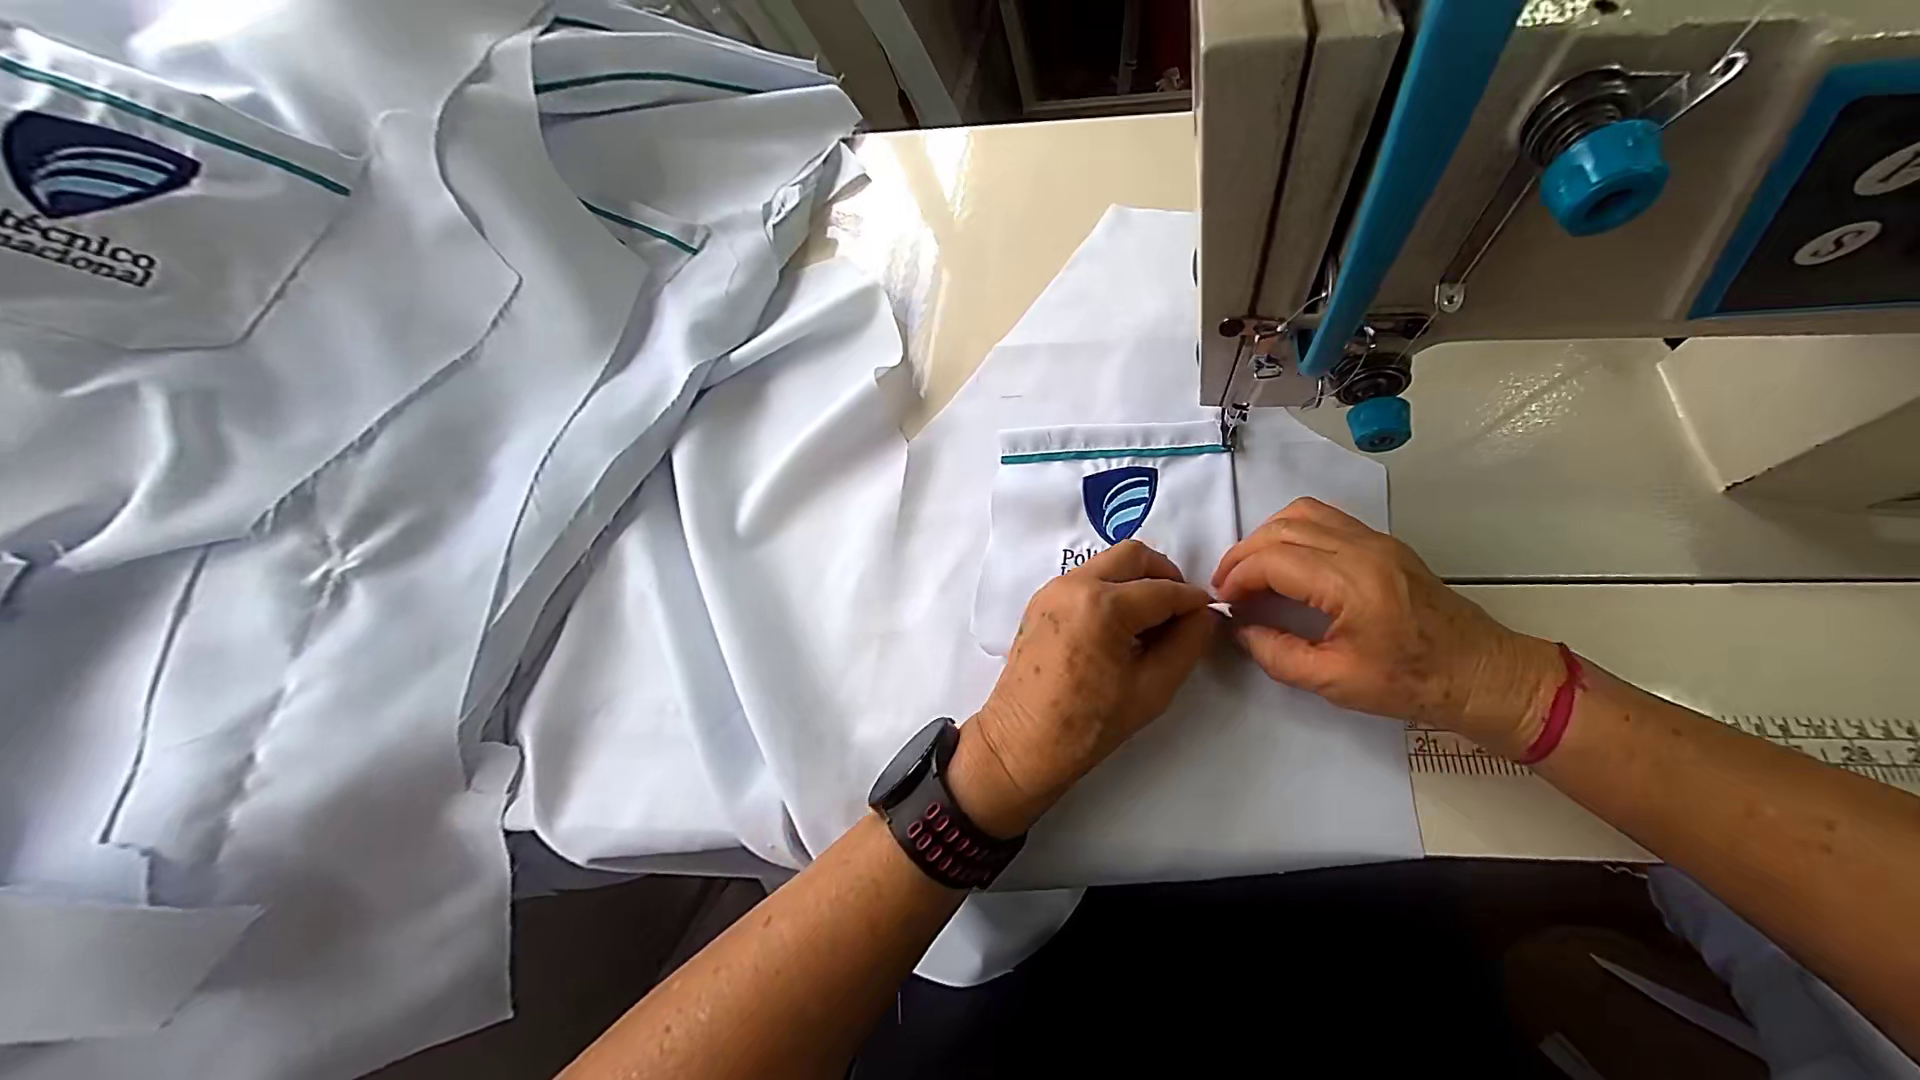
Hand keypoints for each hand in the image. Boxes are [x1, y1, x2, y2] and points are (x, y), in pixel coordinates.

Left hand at [951, 540, 1216, 836]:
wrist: (1022, 742)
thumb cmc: (1087, 725)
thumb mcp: (1153, 689)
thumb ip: (1187, 644)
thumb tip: (1201, 616)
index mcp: (1102, 606)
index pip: (1165, 589)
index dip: (1193, 602)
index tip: (1206, 616)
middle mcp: (1074, 586)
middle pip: (1133, 555)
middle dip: (1165, 575)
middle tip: (1180, 609)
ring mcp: (1052, 590)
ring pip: (1107, 563)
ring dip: (1135, 580)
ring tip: (1151, 621)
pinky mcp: (1041, 602)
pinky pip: (1085, 579)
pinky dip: (1110, 589)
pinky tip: (1120, 626)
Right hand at [1211, 498, 1561, 757]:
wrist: (1483, 674)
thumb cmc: (1412, 683)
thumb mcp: (1334, 682)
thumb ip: (1276, 653)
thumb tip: (1240, 629)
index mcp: (1352, 584)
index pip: (1273, 560)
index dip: (1237, 577)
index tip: (1224, 602)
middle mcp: (1362, 550)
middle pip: (1281, 529)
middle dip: (1243, 555)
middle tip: (1227, 586)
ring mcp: (1375, 540)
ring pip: (1301, 513)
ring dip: (1265, 537)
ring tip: (1251, 570)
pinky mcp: (1382, 543)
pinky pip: (1324, 518)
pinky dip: (1291, 532)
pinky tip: (1285, 562)